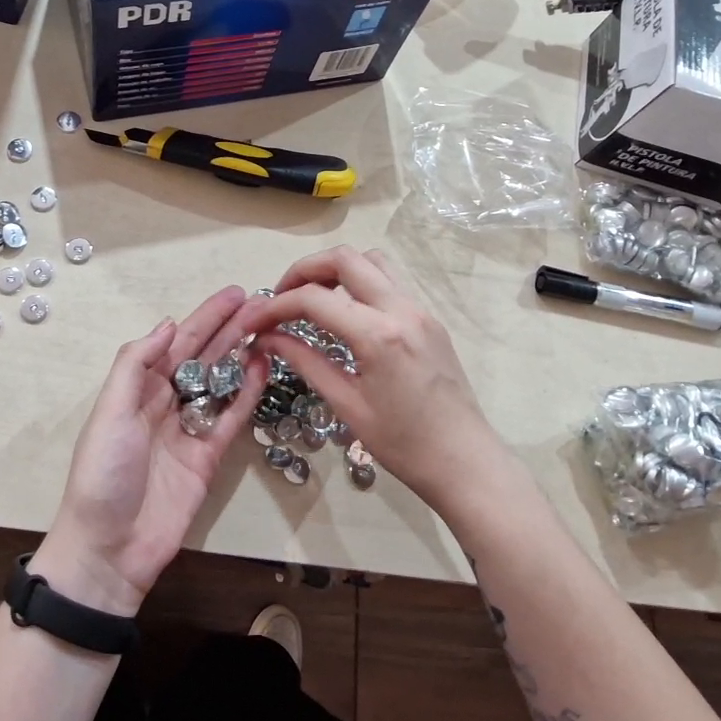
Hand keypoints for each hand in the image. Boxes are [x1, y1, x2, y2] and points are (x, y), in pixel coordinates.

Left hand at [33, 285, 266, 616]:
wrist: (109, 549)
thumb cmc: (103, 475)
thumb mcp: (110, 412)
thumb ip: (136, 366)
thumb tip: (168, 325)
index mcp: (138, 389)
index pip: (178, 343)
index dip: (206, 317)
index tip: (235, 294)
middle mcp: (165, 403)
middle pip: (204, 357)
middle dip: (231, 329)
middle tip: (264, 304)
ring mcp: (190, 429)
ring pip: (221, 383)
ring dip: (243, 355)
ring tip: (271, 327)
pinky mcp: (209, 457)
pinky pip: (231, 418)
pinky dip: (248, 393)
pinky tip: (264, 367)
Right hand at [232, 246, 502, 506]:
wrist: (465, 461)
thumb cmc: (403, 445)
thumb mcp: (347, 405)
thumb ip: (306, 362)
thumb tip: (267, 338)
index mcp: (379, 335)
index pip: (314, 298)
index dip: (276, 306)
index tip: (255, 322)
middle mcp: (402, 309)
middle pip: (344, 259)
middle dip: (304, 270)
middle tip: (281, 298)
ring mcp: (421, 310)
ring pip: (372, 261)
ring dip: (336, 270)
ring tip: (313, 299)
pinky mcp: (430, 319)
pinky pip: (391, 281)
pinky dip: (360, 282)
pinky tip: (345, 313)